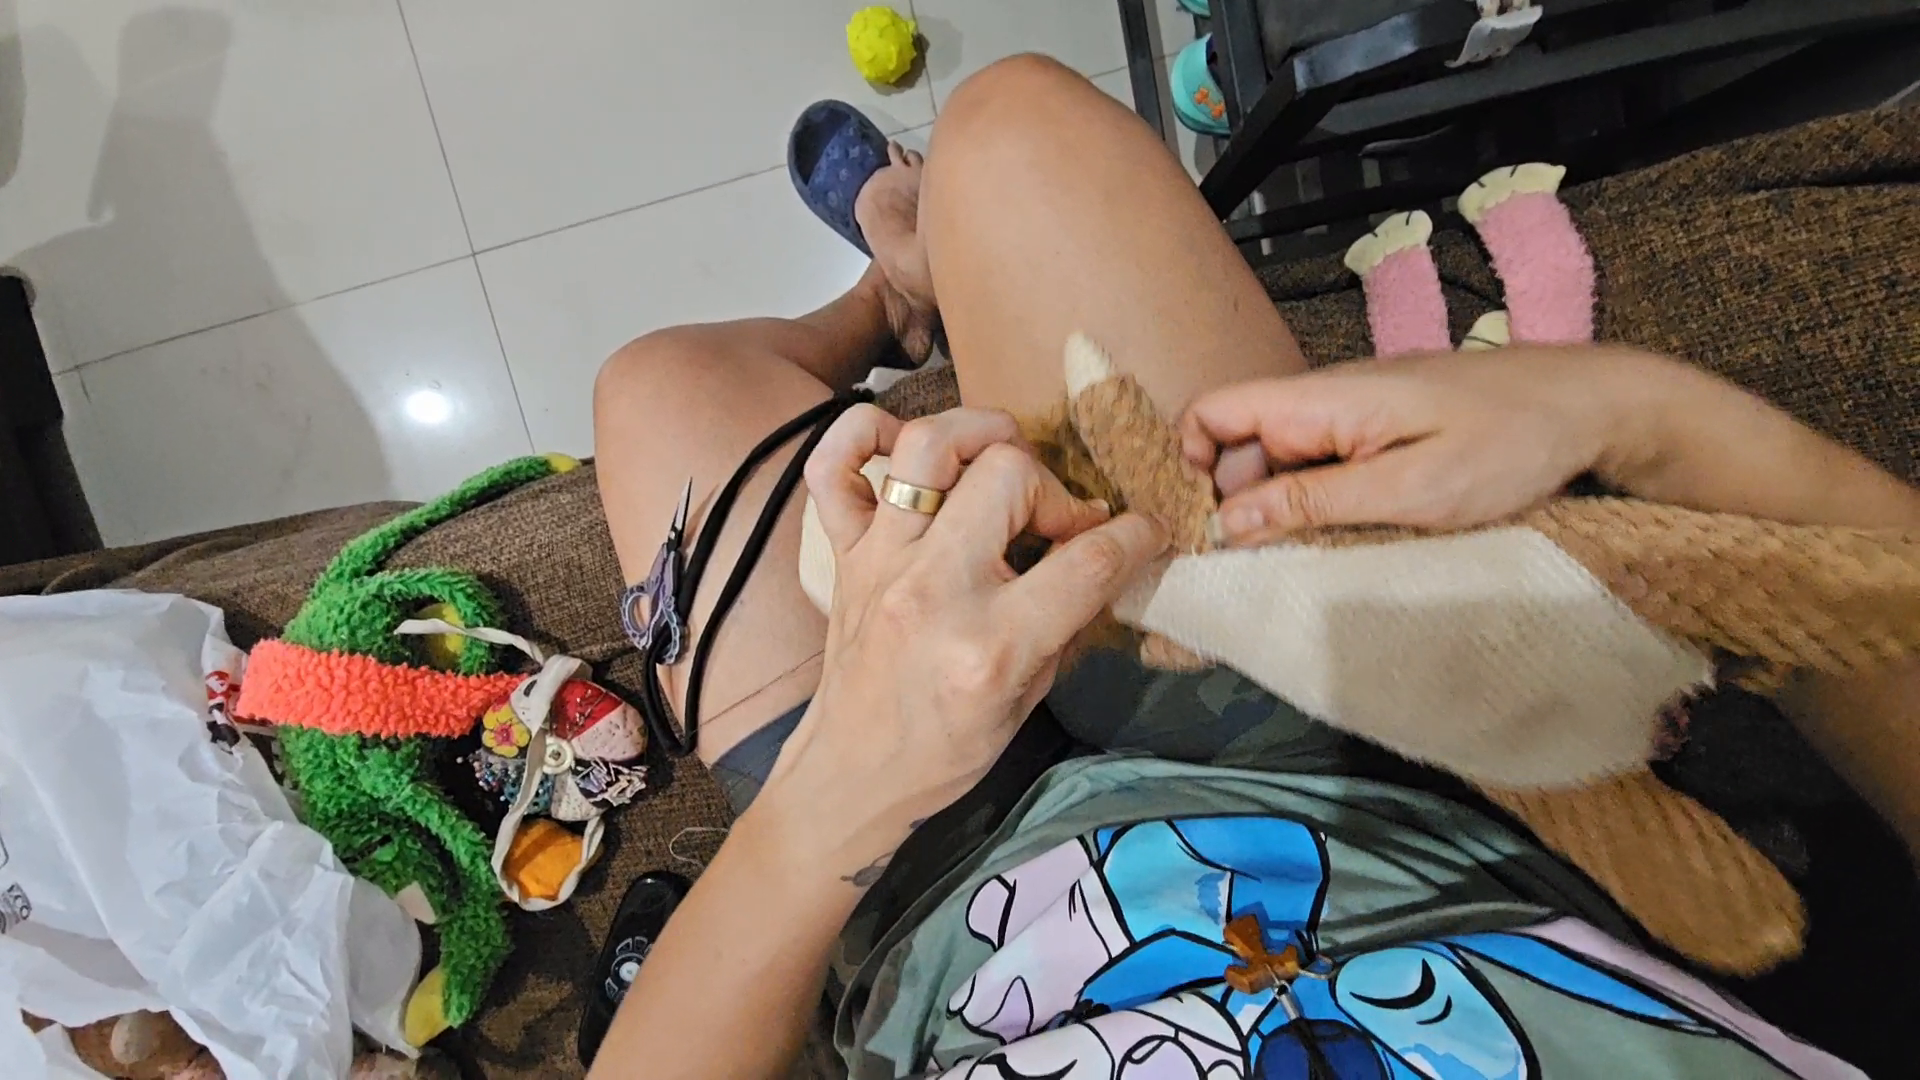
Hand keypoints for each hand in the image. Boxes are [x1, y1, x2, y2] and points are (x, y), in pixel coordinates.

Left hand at [764, 405, 1167, 881]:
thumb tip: (1103, 554)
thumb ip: (1070, 617)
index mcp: (992, 643)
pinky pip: (831, 467)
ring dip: (979, 436)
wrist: (853, 772)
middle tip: (1058, 523)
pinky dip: (861, 434)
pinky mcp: (843, 554)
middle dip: (1054, 489)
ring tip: (1001, 462)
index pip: (1087, 560)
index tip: (1144, 531)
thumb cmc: (948, 748)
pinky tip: (900, 446)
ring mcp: (879, 562)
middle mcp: (933, 588)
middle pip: (1009, 475)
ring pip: (928, 446)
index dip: (1135, 536)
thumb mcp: (1032, 695)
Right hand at [1180, 347, 1656, 544]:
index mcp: (1316, 402)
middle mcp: (1317, 404)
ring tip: (1299, 555)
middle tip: (1255, 560)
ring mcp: (1343, 420)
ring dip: (1272, 509)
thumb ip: (1311, 501)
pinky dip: (1306, 503)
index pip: (1211, 412)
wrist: (1597, 403)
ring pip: (1272, 463)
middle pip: (1236, 448)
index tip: (1202, 520)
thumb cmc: (1509, 442)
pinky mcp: (1366, 436)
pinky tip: (1332, 535)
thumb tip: (1225, 522)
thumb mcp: (1409, 488)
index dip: (1188, 459)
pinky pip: (1310, 468)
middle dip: (1231, 502)